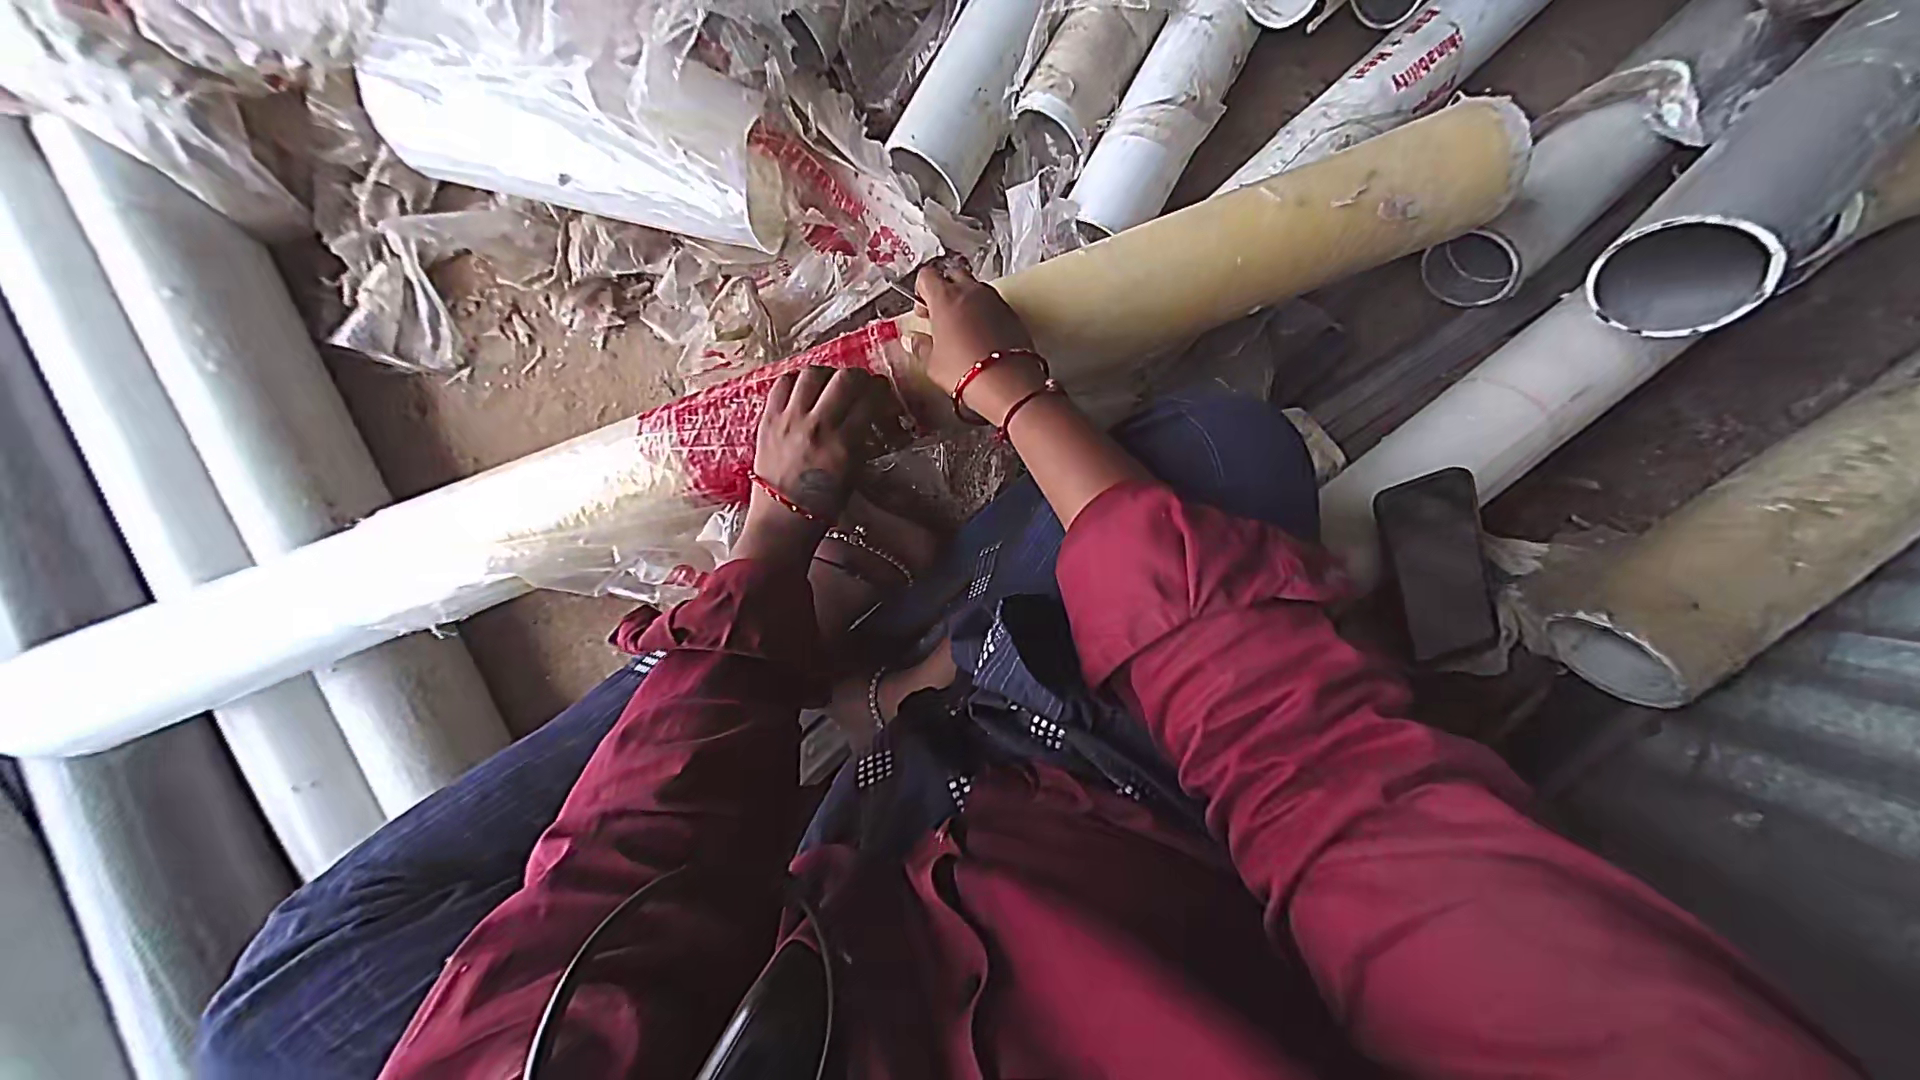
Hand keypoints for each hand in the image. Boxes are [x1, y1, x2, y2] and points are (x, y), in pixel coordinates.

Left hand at [737, 365, 885, 562]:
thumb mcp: (854, 472)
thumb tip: (869, 413)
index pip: (870, 401)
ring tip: (831, 384)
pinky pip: (783, 383)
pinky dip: (798, 381)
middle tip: (861, 385)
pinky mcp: (768, 419)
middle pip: (845, 379)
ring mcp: (789, 420)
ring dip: (828, 375)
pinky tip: (806, 390)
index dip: (881, 392)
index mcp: (843, 444)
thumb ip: (861, 439)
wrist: (782, 518)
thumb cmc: (823, 502)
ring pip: (813, 373)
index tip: (883, 393)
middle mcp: (817, 426)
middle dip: (859, 378)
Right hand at [916, 257, 1044, 424]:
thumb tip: (914, 340)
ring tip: (960, 326)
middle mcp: (970, 291)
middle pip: (953, 274)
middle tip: (939, 313)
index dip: (921, 290)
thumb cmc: (965, 371)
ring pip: (975, 287)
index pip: (927, 275)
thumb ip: (921, 346)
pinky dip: (984, 312)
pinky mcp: (1012, 312)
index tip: (922, 308)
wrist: (1006, 382)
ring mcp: (993, 299)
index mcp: (944, 297)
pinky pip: (992, 303)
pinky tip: (980, 335)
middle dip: (944, 288)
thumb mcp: (933, 364)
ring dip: (965, 299)